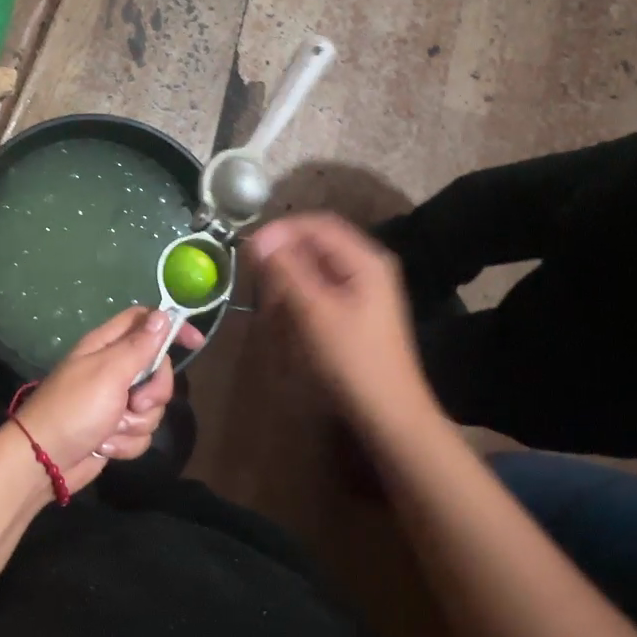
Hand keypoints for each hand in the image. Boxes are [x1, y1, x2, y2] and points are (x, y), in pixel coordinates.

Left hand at [8, 307, 204, 490]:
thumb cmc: (74, 409)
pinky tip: (105, 447)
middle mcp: (111, 369)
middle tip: (135, 401)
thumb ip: (139, 345)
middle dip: (154, 391)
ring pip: (152, 406)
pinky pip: (140, 433)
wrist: (44, 460)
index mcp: (105, 346)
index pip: (144, 322)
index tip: (196, 342)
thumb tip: (163, 314)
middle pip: (156, 370)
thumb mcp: (109, 372)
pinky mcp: (114, 430)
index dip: (170, 327)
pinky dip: (126, 443)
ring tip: (111, 428)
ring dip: (136, 423)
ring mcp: (113, 401)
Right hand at [245, 213, 436, 427]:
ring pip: (311, 272)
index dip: (280, 231)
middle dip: (282, 265)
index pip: (316, 225)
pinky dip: (296, 304)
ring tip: (272, 314)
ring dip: (286, 288)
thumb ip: (285, 270)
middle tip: (259, 288)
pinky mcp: (353, 311)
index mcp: (364, 260)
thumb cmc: (352, 359)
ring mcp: (360, 290)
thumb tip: (257, 239)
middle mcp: (365, 268)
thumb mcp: (313, 310)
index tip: (248, 249)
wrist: (388, 411)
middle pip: (312, 248)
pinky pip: (316, 293)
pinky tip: (285, 326)